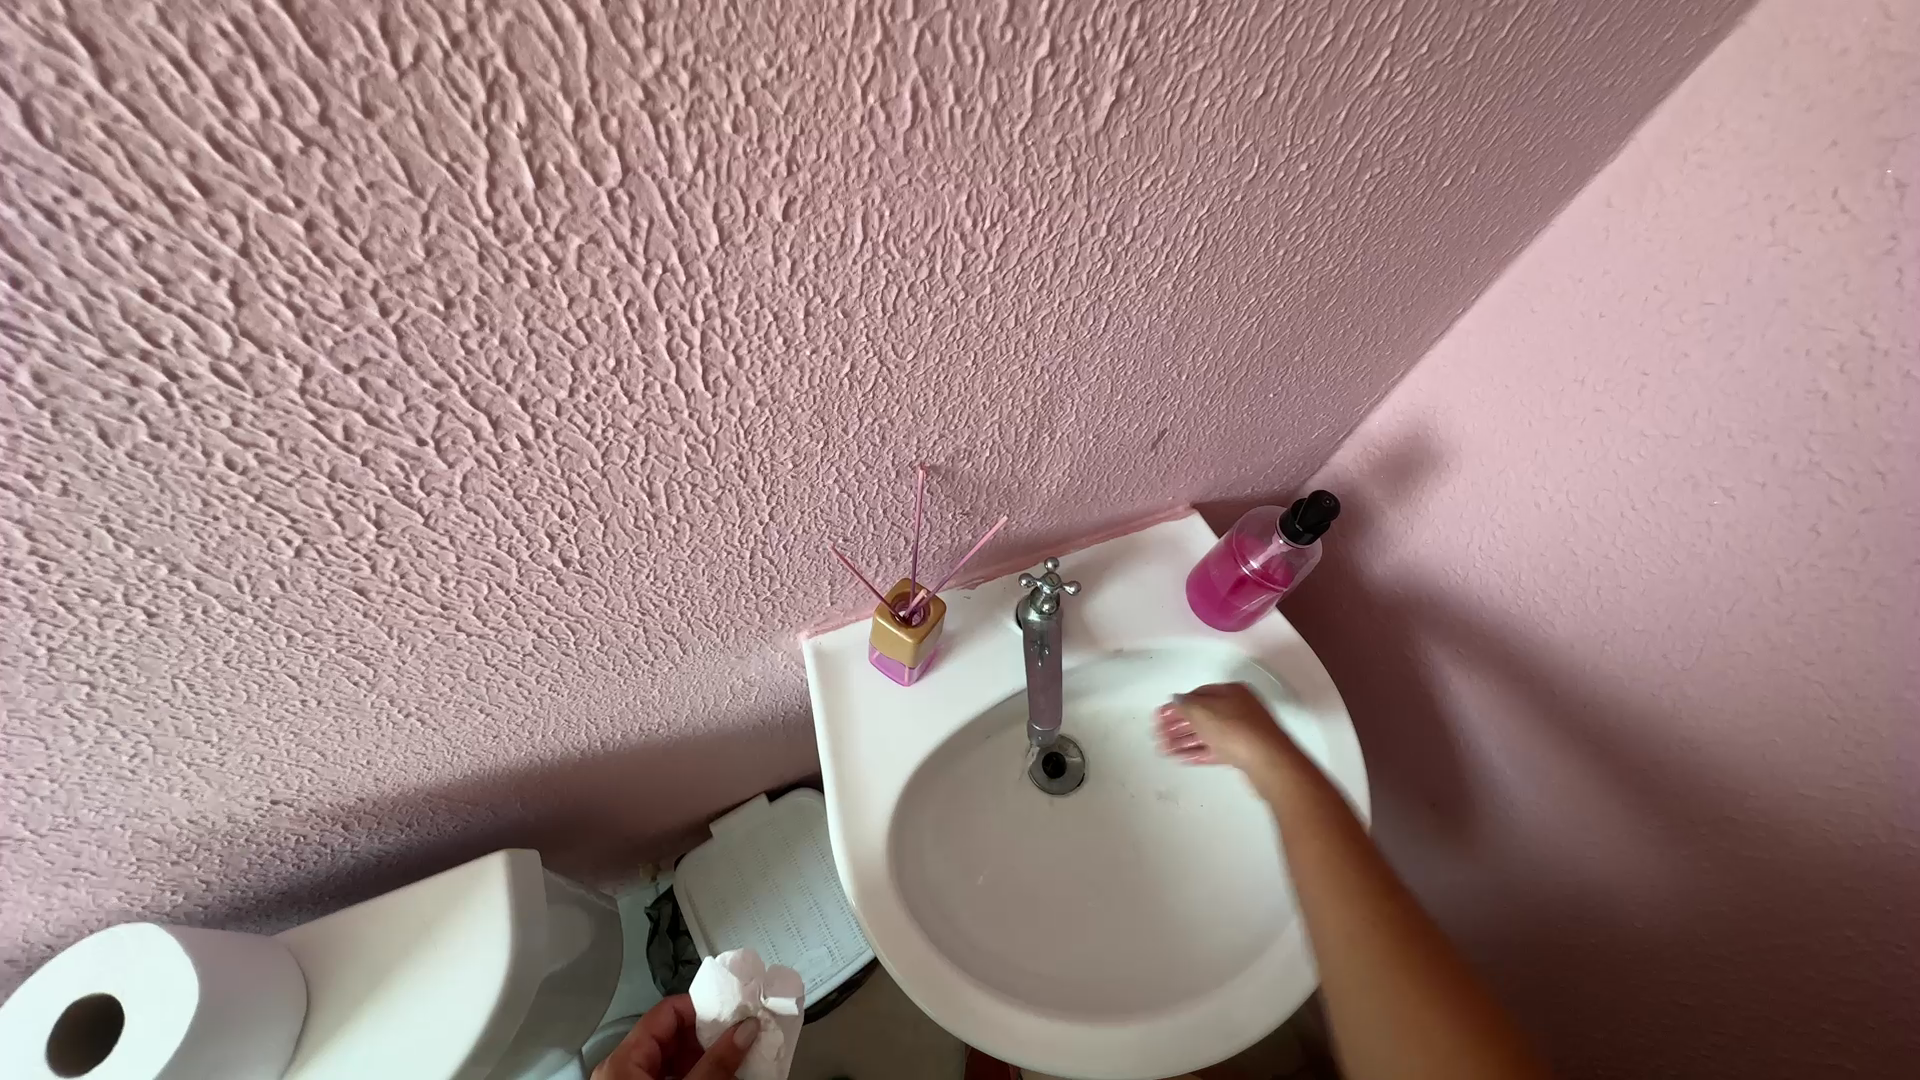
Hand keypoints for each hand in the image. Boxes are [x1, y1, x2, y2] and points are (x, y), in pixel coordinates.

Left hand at [592, 995, 759, 1079]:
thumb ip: (716, 1061)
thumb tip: (746, 1028)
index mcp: (622, 1059)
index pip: (668, 1010)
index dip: (702, 1006)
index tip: (731, 1011)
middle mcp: (620, 1070)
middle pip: (671, 1034)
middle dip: (708, 1036)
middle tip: (737, 1037)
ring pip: (671, 1059)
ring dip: (704, 1057)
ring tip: (732, 1060)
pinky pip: (667, 1077)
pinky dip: (693, 1074)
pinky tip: (716, 1077)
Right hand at [1155, 681, 1304, 783]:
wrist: (1268, 761)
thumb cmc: (1234, 729)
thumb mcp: (1202, 710)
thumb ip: (1185, 704)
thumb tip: (1176, 699)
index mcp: (1231, 692)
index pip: (1198, 694)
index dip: (1177, 705)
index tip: (1161, 715)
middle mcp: (1238, 709)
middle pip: (1202, 715)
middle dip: (1179, 725)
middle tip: (1159, 734)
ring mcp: (1242, 732)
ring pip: (1207, 734)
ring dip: (1184, 740)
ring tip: (1164, 749)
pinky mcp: (1243, 753)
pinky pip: (1215, 750)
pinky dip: (1197, 752)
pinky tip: (1181, 758)